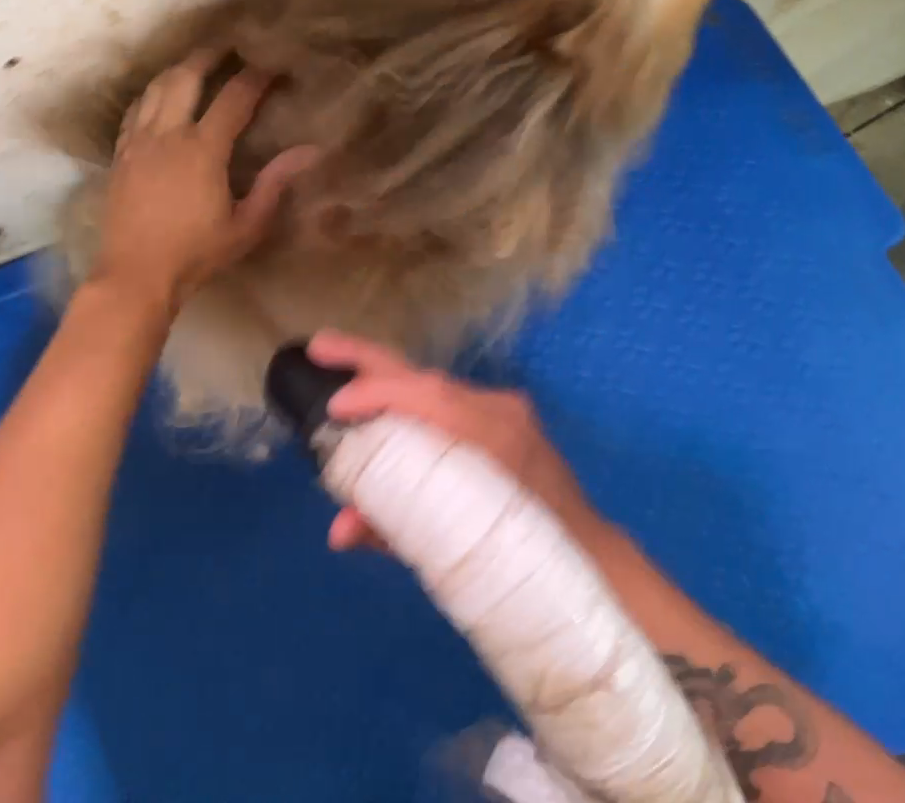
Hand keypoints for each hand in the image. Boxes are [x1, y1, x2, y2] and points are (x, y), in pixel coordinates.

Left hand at [93, 49, 317, 308]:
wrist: (135, 275)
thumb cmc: (195, 255)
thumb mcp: (246, 227)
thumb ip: (275, 185)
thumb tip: (311, 151)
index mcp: (203, 149)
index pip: (234, 97)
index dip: (256, 76)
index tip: (273, 64)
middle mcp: (167, 134)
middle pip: (186, 76)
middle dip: (209, 55)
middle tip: (228, 47)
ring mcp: (138, 142)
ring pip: (155, 88)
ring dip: (177, 70)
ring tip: (194, 65)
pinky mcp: (120, 156)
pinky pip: (134, 111)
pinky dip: (151, 95)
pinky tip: (158, 98)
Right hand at [307, 330, 605, 552]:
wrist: (585, 555)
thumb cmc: (519, 556)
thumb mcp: (450, 548)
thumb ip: (391, 533)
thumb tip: (337, 533)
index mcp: (495, 437)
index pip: (427, 397)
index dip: (376, 394)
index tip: (336, 406)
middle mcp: (500, 411)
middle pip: (423, 375)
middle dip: (365, 358)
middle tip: (319, 348)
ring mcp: (505, 409)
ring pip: (433, 383)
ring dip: (385, 378)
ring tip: (340, 370)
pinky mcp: (505, 415)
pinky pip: (446, 397)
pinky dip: (408, 396)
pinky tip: (383, 400)